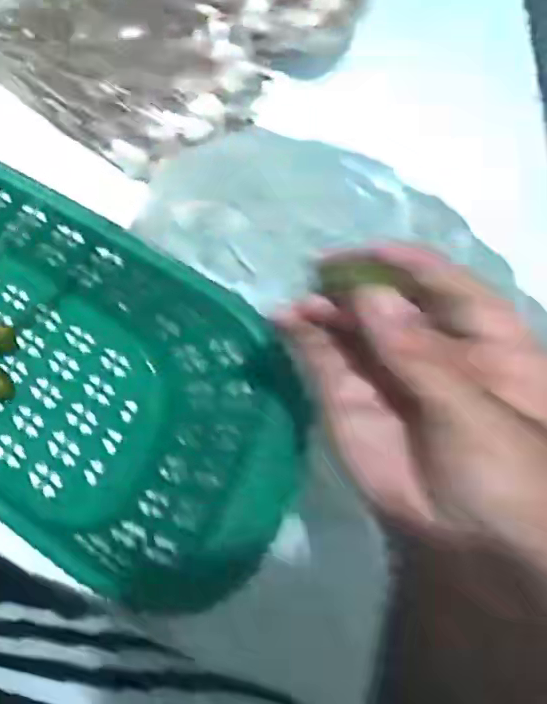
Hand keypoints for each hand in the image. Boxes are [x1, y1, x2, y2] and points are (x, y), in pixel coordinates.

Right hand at [275, 245, 546, 573]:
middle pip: (396, 308)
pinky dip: (297, 332)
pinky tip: (282, 318)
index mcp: (498, 361)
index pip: (460, 300)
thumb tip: (370, 295)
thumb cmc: (518, 484)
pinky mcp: (343, 397)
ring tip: (302, 304)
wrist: (479, 550)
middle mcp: (438, 360)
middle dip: (360, 285)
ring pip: (350, 327)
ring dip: (324, 308)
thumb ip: (421, 357)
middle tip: (321, 269)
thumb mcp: (480, 417)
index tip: (372, 250)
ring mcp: (386, 378)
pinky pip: (318, 355)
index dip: (421, 270)